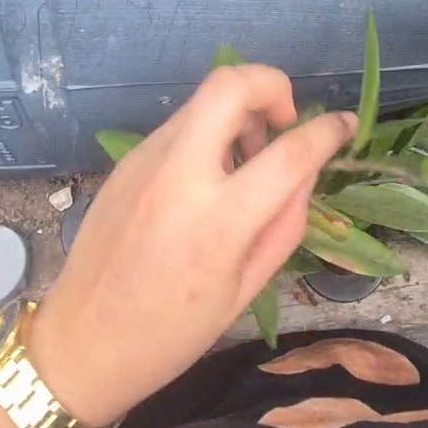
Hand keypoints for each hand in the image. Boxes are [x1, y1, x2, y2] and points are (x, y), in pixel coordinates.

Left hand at [25, 65, 355, 426]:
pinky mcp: (128, 159)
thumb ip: (286, 223)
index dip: (328, 131)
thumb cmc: (172, 333)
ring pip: (204, 99)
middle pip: (231, 84)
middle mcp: (179, 175)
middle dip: (272, 84)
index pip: (289, 154)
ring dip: (240, 110)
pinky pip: (181, 123)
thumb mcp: (246, 289)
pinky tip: (209, 176)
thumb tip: (306, 170)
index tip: (346, 124)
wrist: (81, 344)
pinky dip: (210, 132)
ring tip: (246, 158)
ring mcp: (147, 160)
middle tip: (284, 122)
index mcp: (218, 222)